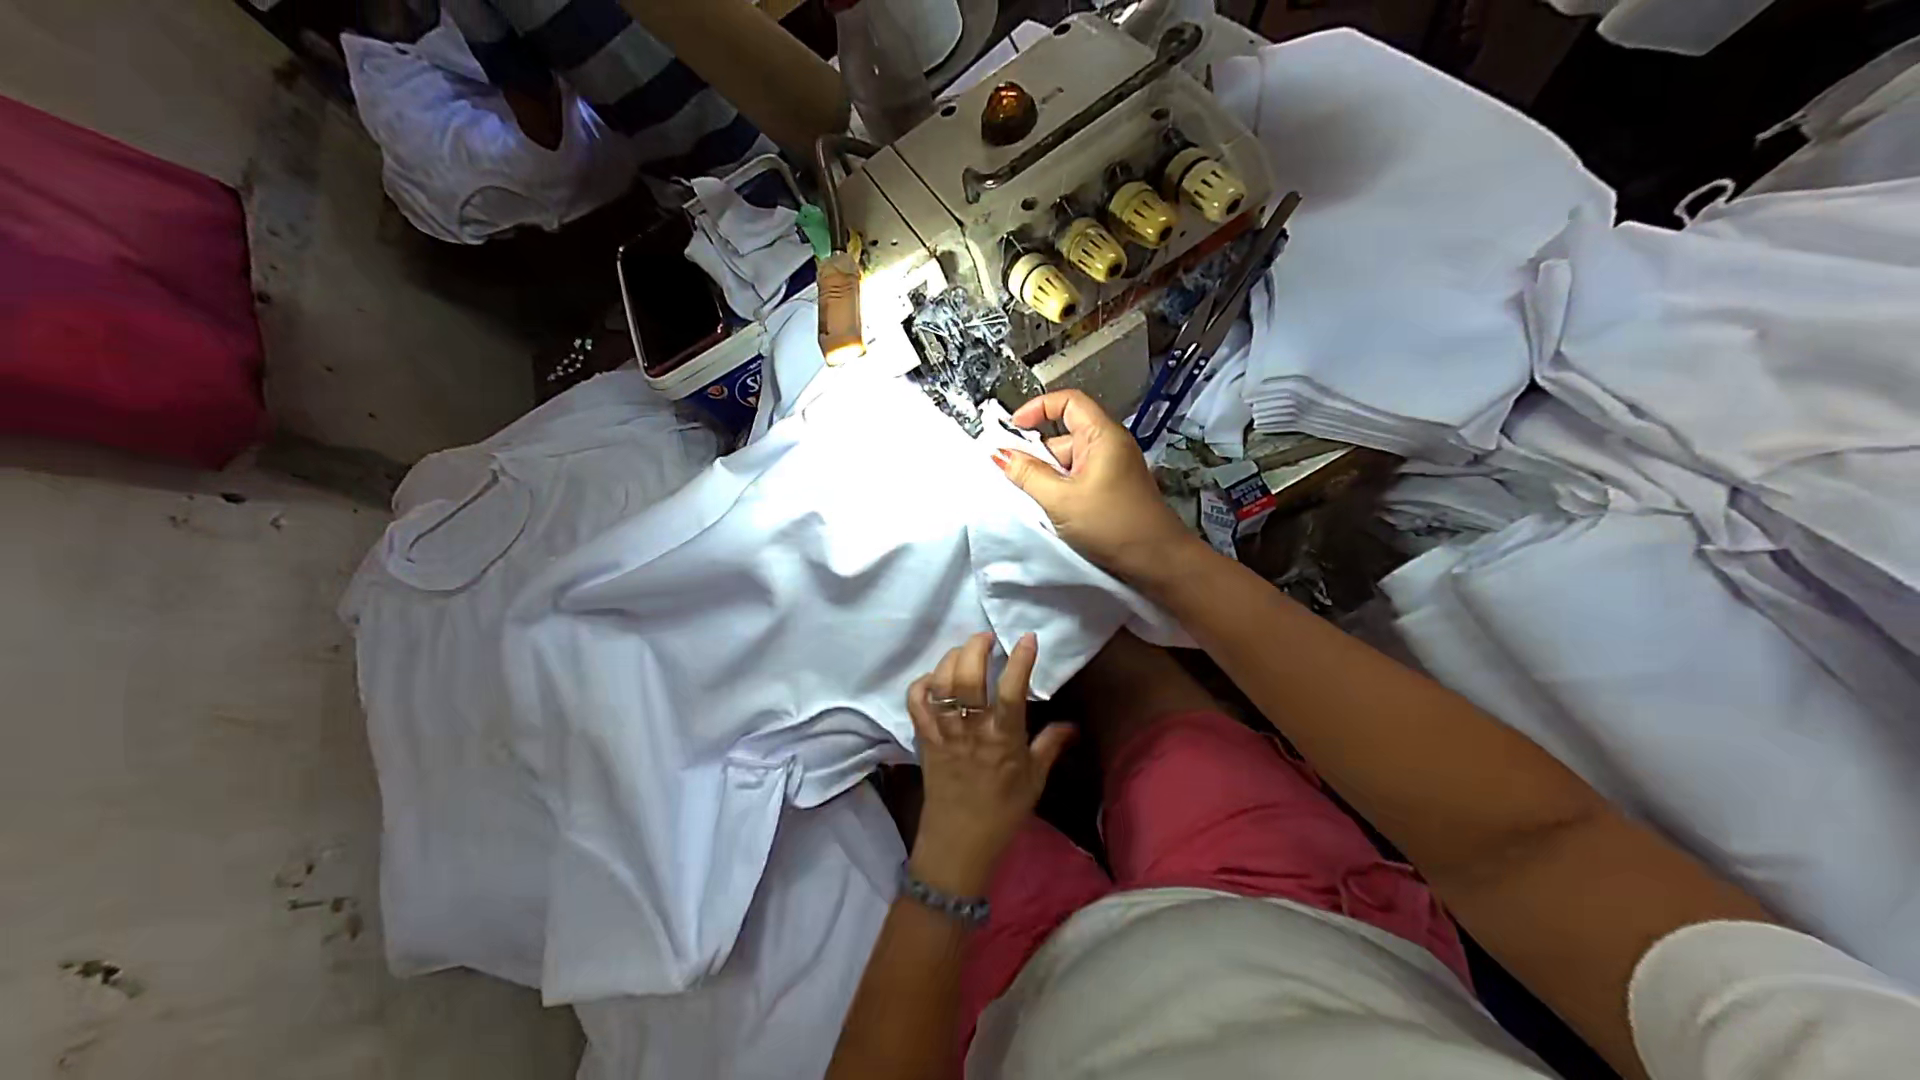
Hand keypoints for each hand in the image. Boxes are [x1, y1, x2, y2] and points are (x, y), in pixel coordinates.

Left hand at [906, 632, 1073, 896]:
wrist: (958, 842)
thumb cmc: (1002, 812)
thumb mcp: (1034, 780)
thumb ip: (1051, 745)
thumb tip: (1072, 724)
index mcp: (1003, 739)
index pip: (1011, 691)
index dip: (1020, 661)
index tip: (1027, 638)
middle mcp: (971, 730)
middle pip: (966, 678)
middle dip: (975, 648)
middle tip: (987, 639)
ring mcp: (943, 732)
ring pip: (939, 684)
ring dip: (950, 659)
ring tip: (964, 652)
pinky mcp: (924, 738)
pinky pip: (915, 703)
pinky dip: (922, 684)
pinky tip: (935, 679)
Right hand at [992, 389, 1202, 582]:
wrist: (1157, 561)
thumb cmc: (1114, 526)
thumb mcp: (1060, 500)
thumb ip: (1027, 474)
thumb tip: (1001, 455)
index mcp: (1102, 436)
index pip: (1068, 401)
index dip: (1038, 408)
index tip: (1014, 427)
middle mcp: (1109, 445)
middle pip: (1064, 433)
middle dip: (1038, 452)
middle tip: (1019, 477)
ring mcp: (1112, 467)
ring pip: (1068, 459)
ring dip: (1049, 475)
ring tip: (1040, 500)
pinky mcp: (1111, 487)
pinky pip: (1078, 477)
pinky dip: (1061, 487)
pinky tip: (1054, 508)